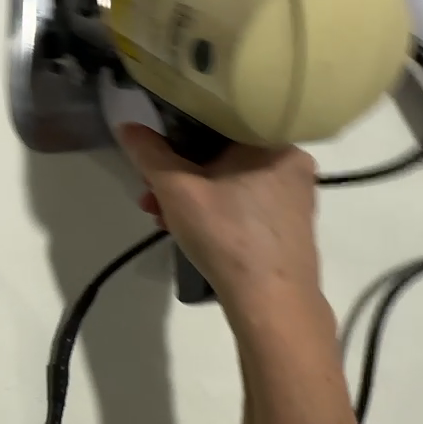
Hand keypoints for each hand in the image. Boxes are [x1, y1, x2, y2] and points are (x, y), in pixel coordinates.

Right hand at [116, 124, 321, 311]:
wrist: (271, 301)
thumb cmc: (225, 233)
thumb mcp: (174, 188)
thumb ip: (148, 152)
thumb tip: (127, 125)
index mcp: (272, 142)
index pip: (215, 122)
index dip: (175, 134)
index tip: (152, 154)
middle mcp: (291, 162)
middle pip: (219, 154)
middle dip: (177, 172)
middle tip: (150, 192)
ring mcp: (294, 194)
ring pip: (228, 179)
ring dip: (189, 192)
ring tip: (160, 215)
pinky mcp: (289, 222)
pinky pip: (242, 200)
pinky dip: (213, 207)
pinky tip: (188, 227)